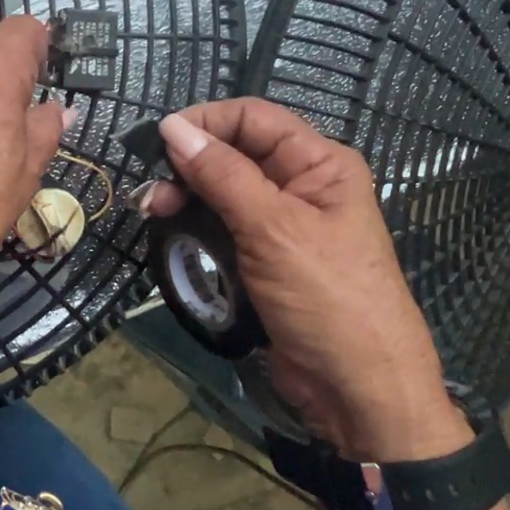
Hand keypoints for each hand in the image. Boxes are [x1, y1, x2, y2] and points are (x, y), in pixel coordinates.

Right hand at [142, 100, 470, 460]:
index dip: (205, 122)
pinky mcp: (261, 256)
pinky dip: (192, 224)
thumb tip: (172, 126)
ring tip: (152, 213)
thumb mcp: (273, 229)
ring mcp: (279, 222)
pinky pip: (219, 224)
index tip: (158, 142)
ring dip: (183, 195)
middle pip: (231, 151)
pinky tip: (169, 232)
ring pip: (218, 189)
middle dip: (188, 164)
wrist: (358, 392)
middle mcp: (300, 184)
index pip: (253, 118)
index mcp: (319, 164)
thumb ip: (221, 174)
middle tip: (152, 193)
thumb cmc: (327, 300)